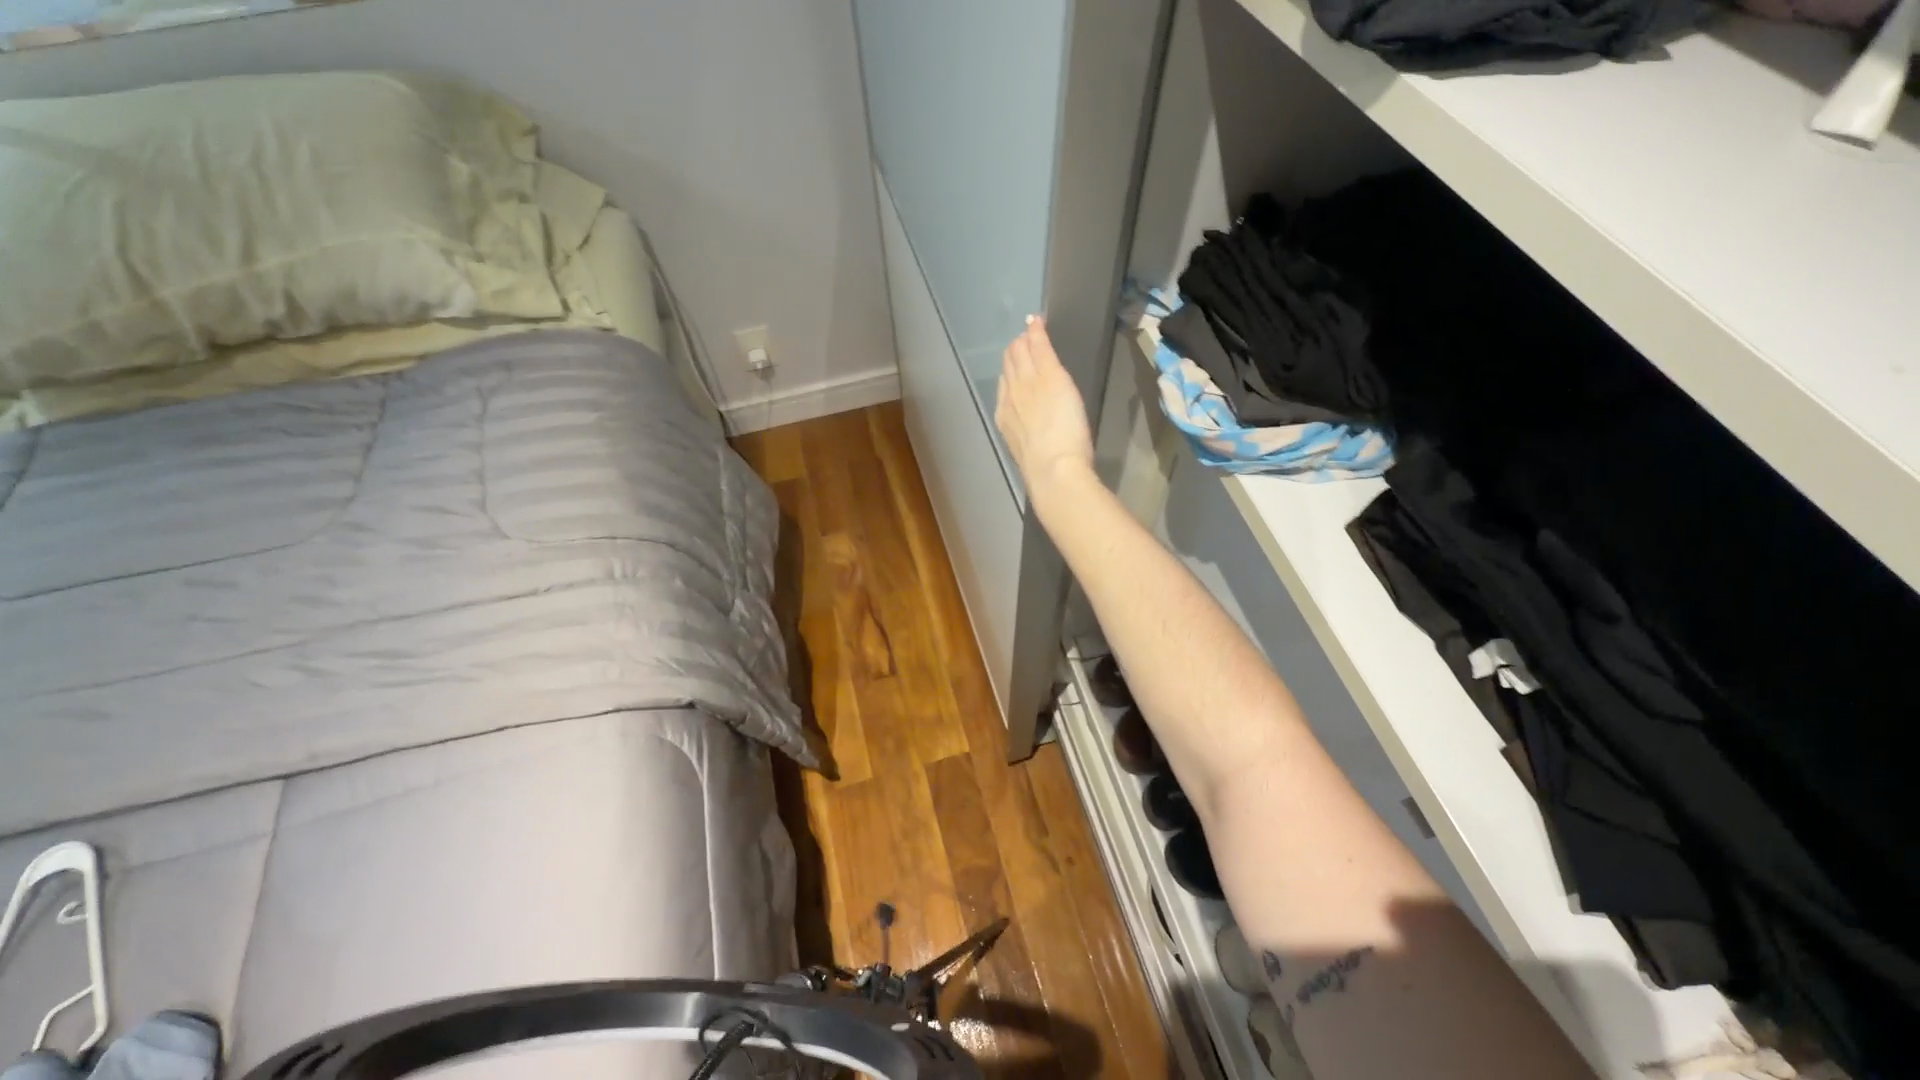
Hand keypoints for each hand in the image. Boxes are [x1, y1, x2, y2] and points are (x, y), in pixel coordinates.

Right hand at [996, 316, 1095, 503]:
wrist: (1051, 467)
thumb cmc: (1045, 469)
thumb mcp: (1028, 451)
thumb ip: (1027, 435)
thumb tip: (1032, 432)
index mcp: (1005, 416)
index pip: (1005, 385)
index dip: (1011, 373)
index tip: (1019, 367)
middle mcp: (1011, 395)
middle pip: (1008, 365)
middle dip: (1015, 352)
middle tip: (1025, 342)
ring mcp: (1028, 382)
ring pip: (1020, 353)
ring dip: (1025, 341)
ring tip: (1031, 330)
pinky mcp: (1049, 375)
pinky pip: (1040, 347)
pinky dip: (1038, 333)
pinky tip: (1038, 321)